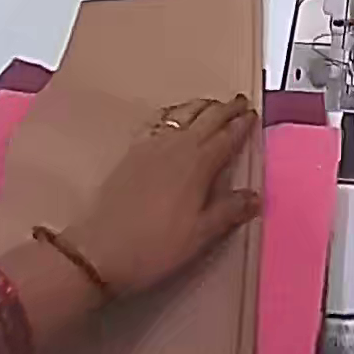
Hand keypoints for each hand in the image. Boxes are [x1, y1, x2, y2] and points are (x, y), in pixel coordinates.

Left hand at [63, 96, 259, 295]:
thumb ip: (229, 212)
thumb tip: (256, 196)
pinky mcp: (134, 148)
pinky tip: (174, 115)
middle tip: (241, 102)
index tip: (253, 115)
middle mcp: (179, 144)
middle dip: (227, 107)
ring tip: (214, 104)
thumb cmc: (153, 247)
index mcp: (199, 163)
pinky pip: (160, 118)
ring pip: (185, 111)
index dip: (242, 124)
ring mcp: (154, 143)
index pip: (228, 136)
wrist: (98, 251)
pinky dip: (174, 110)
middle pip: (209, 116)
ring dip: (203, 105)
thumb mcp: (199, 236)